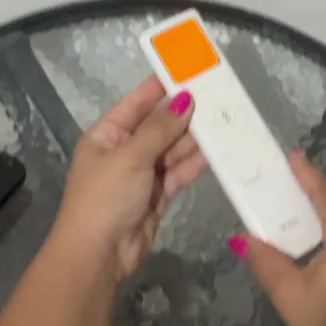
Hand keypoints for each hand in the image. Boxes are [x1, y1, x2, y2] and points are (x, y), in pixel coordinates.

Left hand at [49, 77, 207, 281]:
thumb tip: (186, 99)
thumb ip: (160, 128)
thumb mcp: (130, 156)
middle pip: (160, 125)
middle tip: (220, 96)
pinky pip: (180, 171)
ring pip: (173, 149)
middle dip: (187, 112)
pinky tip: (220, 150)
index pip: (138, 102)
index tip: (191, 70)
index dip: (163, 86)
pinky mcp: (158, 195)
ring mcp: (142, 173)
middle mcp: (125, 150)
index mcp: (108, 134)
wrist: (99, 255)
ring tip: (227, 120)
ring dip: (196, 137)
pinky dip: (197, 162)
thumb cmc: (105, 197)